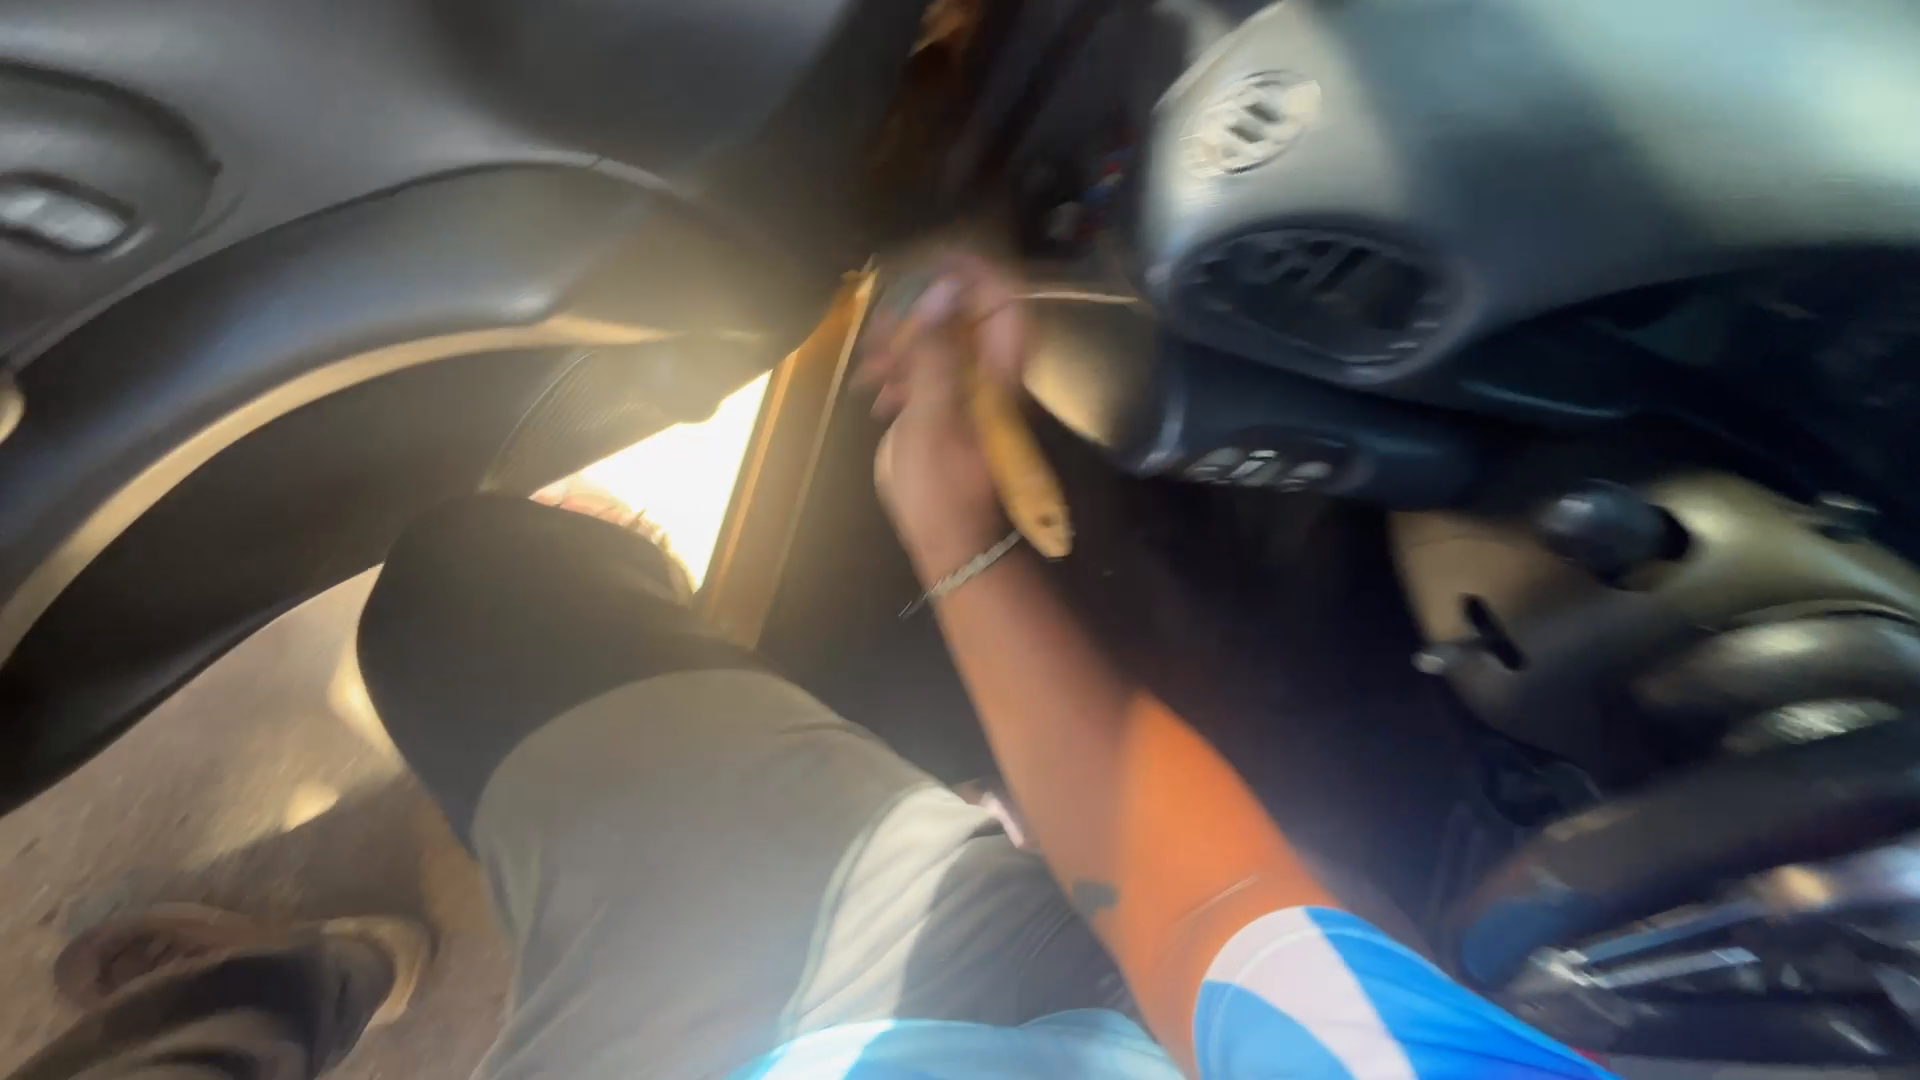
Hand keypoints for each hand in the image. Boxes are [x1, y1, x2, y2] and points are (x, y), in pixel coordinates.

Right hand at [857, 253, 1030, 583]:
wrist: (945, 537)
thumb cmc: (943, 485)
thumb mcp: (934, 416)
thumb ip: (937, 353)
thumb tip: (940, 293)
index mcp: (1000, 374)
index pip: (1004, 304)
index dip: (977, 274)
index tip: (935, 260)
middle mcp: (988, 375)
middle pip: (962, 318)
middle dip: (919, 314)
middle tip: (882, 328)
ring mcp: (966, 392)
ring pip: (937, 344)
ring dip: (900, 345)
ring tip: (869, 368)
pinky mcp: (944, 408)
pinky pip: (923, 371)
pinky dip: (897, 373)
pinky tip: (874, 392)